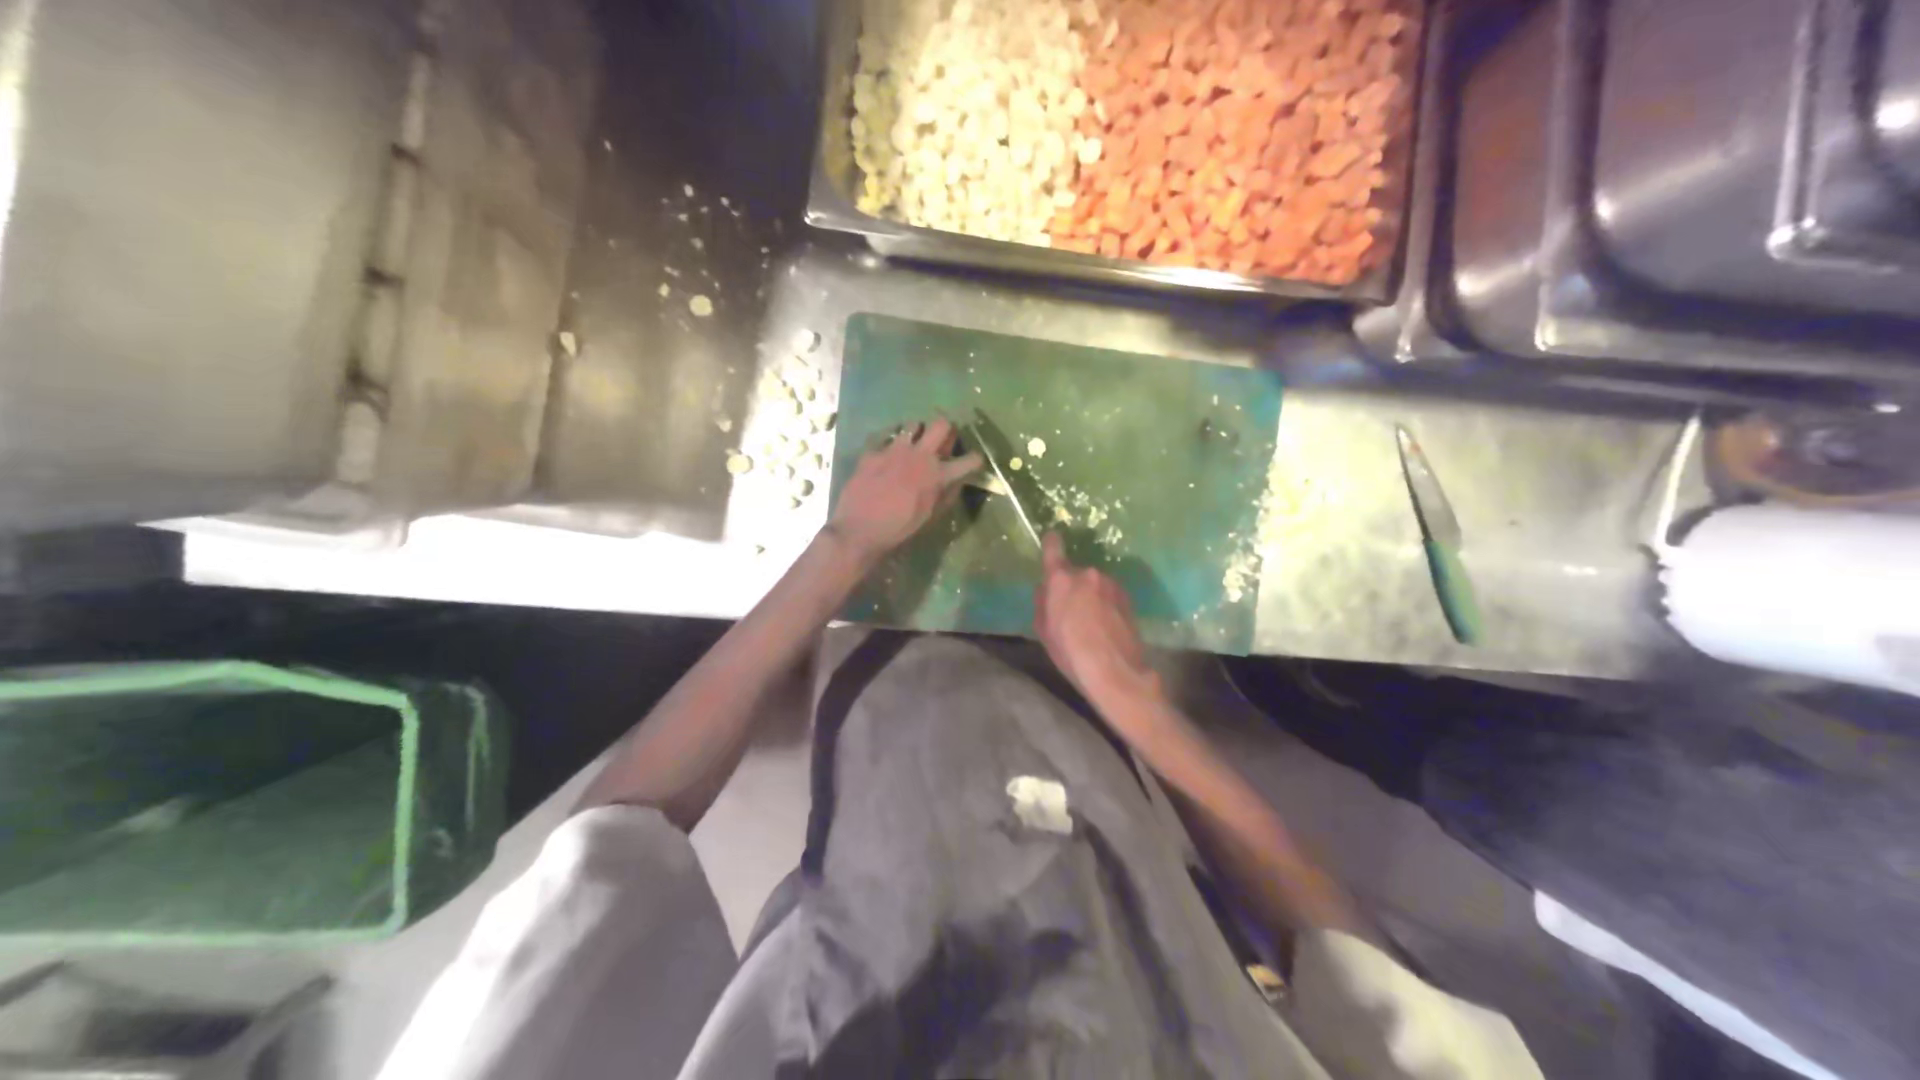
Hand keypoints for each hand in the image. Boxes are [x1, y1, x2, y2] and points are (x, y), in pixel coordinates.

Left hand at [828, 417, 980, 563]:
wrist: (860, 529)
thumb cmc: (900, 529)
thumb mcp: (930, 517)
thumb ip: (946, 496)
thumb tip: (955, 483)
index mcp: (938, 474)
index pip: (968, 460)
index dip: (974, 460)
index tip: (973, 461)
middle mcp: (920, 455)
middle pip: (941, 424)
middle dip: (946, 429)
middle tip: (942, 439)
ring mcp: (894, 450)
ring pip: (913, 425)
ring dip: (917, 433)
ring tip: (912, 445)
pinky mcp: (873, 452)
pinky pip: (886, 440)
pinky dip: (890, 447)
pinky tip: (886, 458)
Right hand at [1034, 532, 1163, 707]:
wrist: (1114, 670)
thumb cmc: (1070, 652)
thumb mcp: (1044, 630)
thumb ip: (1042, 603)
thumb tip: (1046, 590)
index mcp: (1061, 580)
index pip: (1054, 549)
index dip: (1051, 543)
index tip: (1052, 539)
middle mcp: (1087, 574)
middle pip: (1075, 574)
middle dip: (1071, 587)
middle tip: (1069, 611)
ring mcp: (1110, 584)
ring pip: (1094, 584)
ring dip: (1090, 596)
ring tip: (1090, 624)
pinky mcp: (1127, 597)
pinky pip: (1109, 595)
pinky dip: (1105, 604)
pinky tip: (1105, 626)